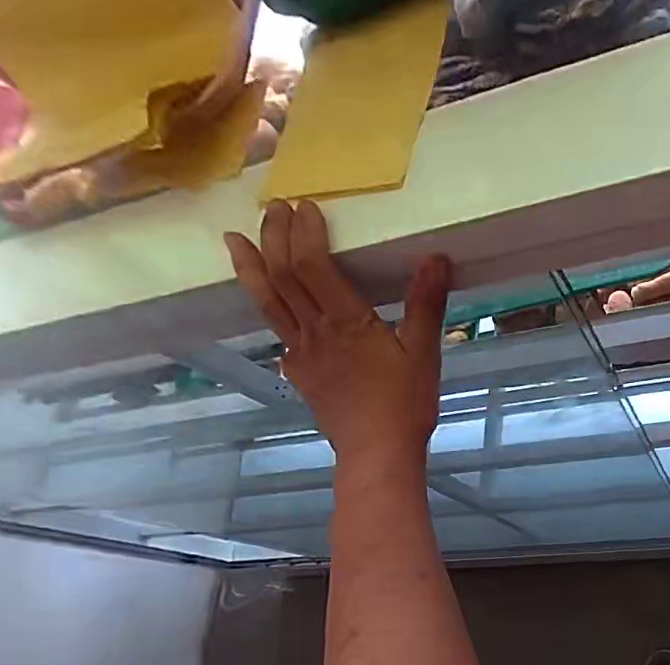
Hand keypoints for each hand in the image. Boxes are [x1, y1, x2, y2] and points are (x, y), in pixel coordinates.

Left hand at [223, 200, 452, 462]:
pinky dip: (267, 310)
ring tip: (234, 240)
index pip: (311, 264)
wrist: (377, 452)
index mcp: (347, 321)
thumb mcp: (424, 355)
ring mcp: (301, 354)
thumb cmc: (405, 406)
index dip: (302, 232)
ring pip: (267, 302)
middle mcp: (315, 331)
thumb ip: (425, 305)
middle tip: (273, 209)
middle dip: (273, 237)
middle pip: (281, 275)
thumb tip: (435, 259)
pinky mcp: (299, 375)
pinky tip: (269, 306)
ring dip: (250, 267)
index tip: (304, 207)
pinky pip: (277, 334)